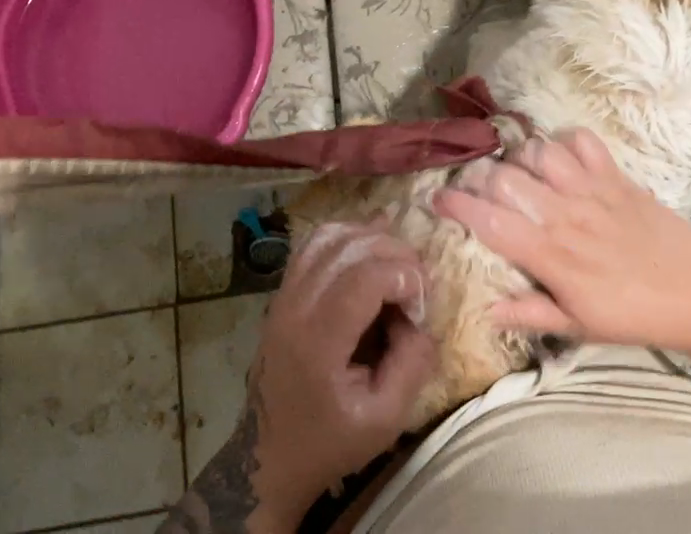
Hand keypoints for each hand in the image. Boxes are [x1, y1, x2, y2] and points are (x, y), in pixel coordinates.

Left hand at [242, 219, 435, 519]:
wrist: (270, 454)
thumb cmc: (330, 441)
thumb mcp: (386, 418)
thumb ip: (412, 362)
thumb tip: (421, 316)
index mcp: (317, 340)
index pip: (365, 276)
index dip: (405, 277)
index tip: (420, 308)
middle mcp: (295, 306)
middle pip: (350, 246)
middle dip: (396, 254)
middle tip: (417, 289)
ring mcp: (283, 295)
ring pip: (330, 235)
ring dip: (372, 240)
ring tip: (398, 268)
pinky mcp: (283, 293)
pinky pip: (314, 245)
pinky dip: (348, 239)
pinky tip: (371, 254)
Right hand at [433, 129, 690, 353]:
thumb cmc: (633, 315)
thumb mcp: (579, 326)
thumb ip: (530, 312)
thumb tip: (484, 309)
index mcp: (550, 255)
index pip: (490, 221)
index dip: (457, 205)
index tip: (438, 199)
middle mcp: (565, 215)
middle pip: (506, 177)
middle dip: (482, 177)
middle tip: (481, 189)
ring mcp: (592, 190)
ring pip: (539, 152)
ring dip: (521, 158)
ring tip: (522, 173)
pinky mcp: (617, 177)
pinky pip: (583, 142)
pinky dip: (565, 142)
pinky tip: (562, 159)